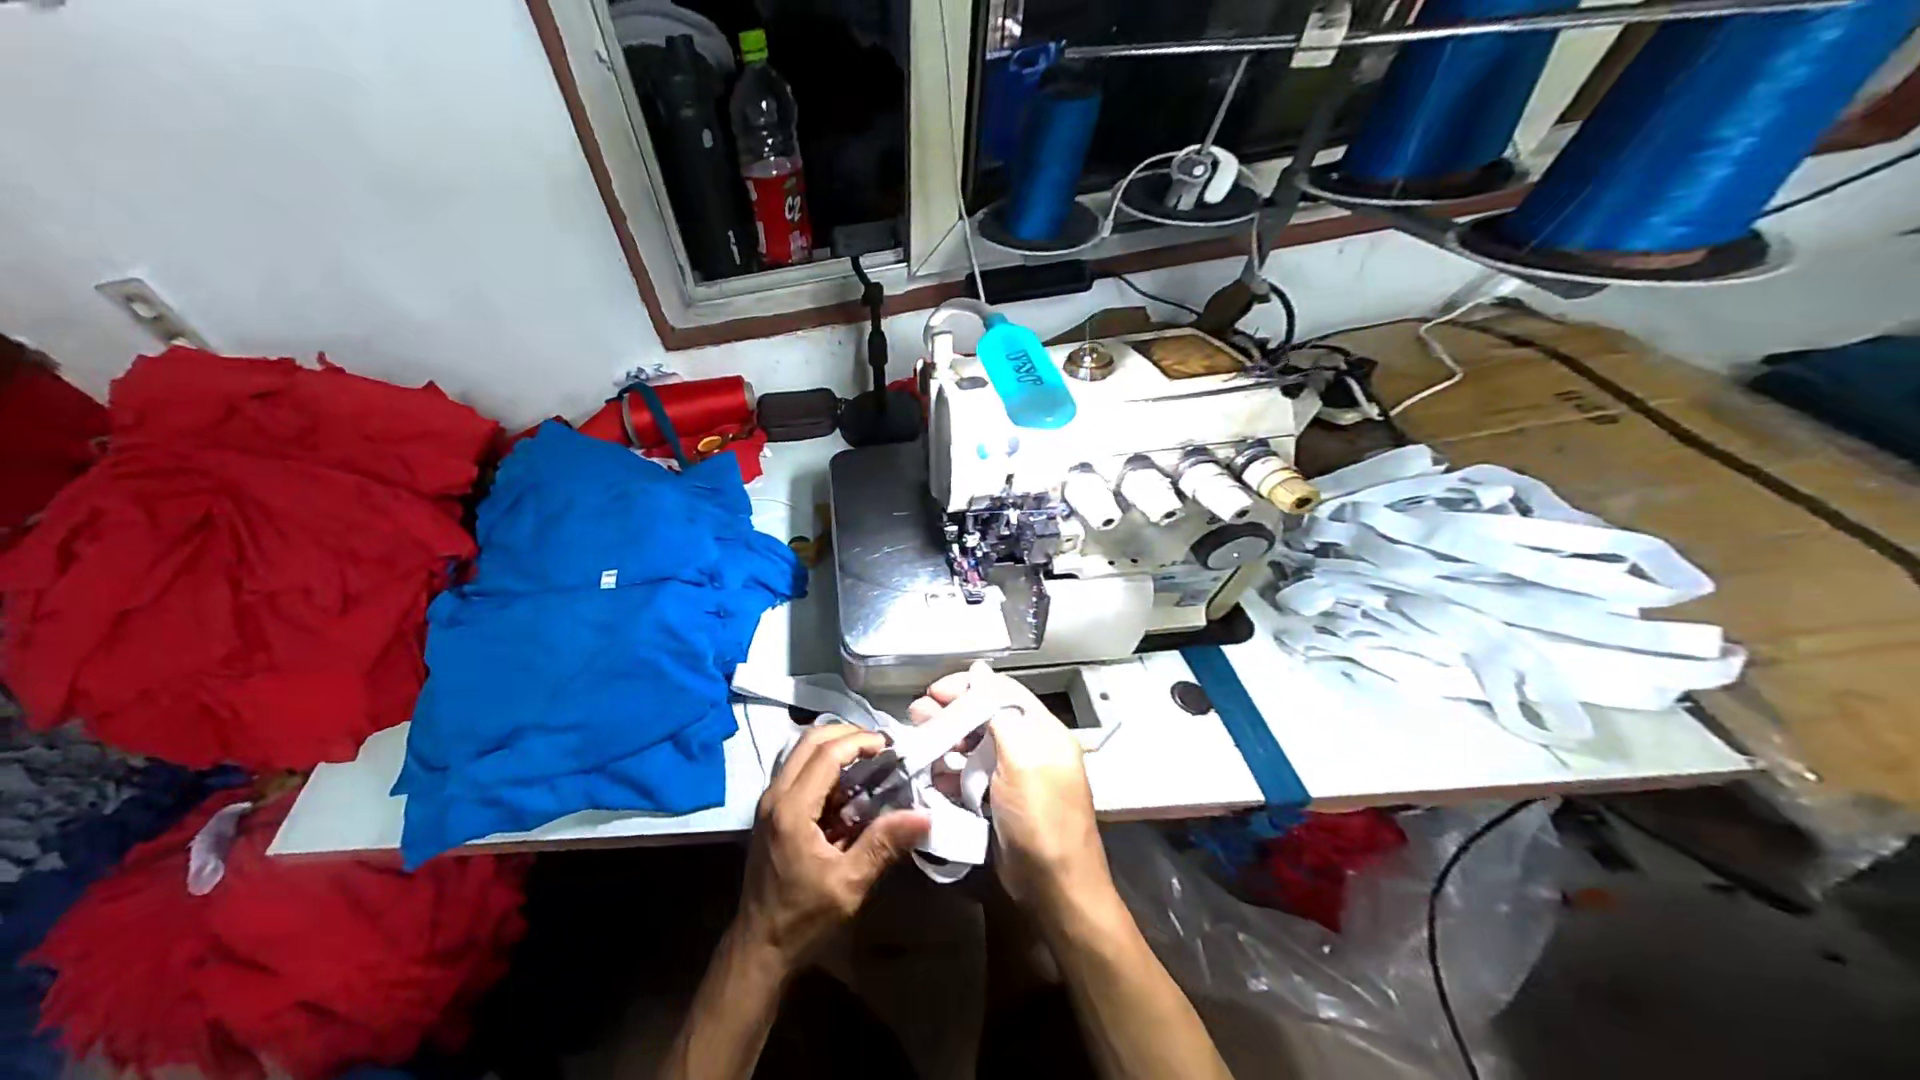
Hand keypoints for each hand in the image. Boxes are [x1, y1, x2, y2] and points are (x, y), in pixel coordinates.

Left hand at [737, 722, 930, 969]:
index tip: (889, 746)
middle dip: (846, 734)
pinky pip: (796, 770)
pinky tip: (847, 786)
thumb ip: (883, 844)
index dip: (859, 741)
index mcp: (791, 809)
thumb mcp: (848, 884)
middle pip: (808, 741)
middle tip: (878, 746)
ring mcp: (768, 803)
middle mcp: (774, 796)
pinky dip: (822, 765)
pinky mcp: (770, 813)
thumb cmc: (802, 918)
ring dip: (833, 747)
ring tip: (866, 759)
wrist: (758, 947)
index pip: (826, 754)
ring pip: (799, 752)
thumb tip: (924, 817)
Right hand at [909, 663, 1111, 921]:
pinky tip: (930, 775)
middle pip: (985, 717)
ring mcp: (1014, 777)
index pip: (1003, 692)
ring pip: (974, 747)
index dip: (968, 687)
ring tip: (918, 744)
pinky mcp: (998, 802)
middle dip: (951, 713)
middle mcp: (1030, 748)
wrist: (1055, 889)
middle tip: (918, 716)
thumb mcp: (1022, 759)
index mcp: (1043, 732)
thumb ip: (999, 713)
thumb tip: (979, 671)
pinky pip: (970, 777)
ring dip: (946, 743)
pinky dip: (950, 773)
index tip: (934, 692)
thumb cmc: (1041, 819)